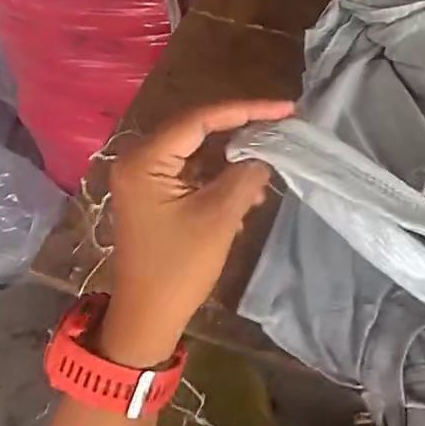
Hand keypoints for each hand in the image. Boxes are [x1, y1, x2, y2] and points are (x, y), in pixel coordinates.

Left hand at [99, 99, 294, 367]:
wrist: (148, 316)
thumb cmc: (178, 268)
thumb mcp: (218, 218)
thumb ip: (245, 176)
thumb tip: (266, 153)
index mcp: (145, 160)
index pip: (199, 119)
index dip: (245, 110)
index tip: (284, 109)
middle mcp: (139, 159)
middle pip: (197, 128)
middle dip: (241, 127)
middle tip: (281, 123)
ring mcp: (146, 176)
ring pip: (198, 149)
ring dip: (233, 154)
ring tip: (271, 158)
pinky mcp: (155, 192)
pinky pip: (193, 170)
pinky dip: (221, 174)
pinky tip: (250, 187)